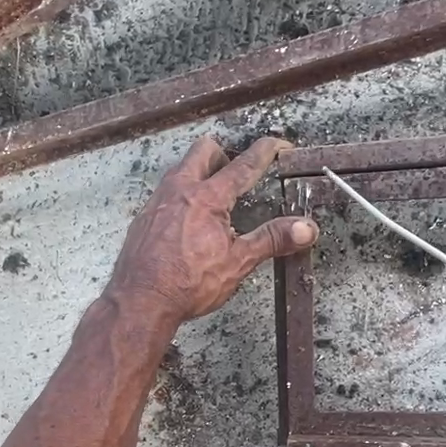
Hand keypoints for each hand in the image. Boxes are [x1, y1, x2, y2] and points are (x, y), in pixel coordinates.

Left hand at [105, 136, 318, 323]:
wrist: (140, 301)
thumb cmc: (185, 284)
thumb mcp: (237, 263)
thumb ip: (272, 240)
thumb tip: (305, 228)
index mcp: (207, 198)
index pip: (243, 165)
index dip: (265, 152)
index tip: (277, 144)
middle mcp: (179, 191)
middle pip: (203, 151)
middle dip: (223, 153)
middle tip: (236, 166)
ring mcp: (157, 203)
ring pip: (180, 170)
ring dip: (198, 173)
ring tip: (212, 192)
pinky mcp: (143, 219)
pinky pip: (163, 194)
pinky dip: (179, 197)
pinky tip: (184, 220)